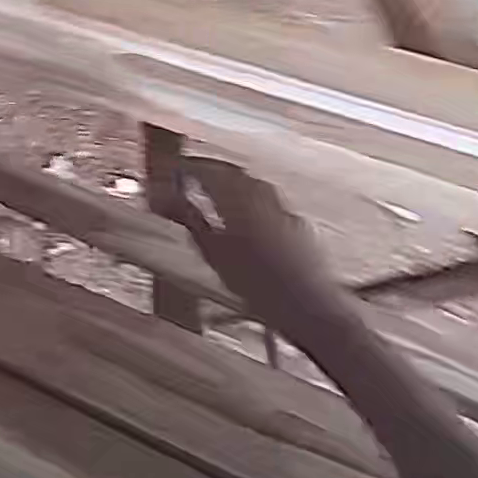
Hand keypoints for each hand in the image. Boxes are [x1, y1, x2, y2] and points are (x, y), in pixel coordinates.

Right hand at [175, 158, 347, 321]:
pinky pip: (271, 202)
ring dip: (232, 182)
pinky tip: (244, 213)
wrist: (310, 309)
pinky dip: (251, 199)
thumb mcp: (210, 250)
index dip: (186, 167)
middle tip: (190, 175)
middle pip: (235, 174)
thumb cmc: (257, 283)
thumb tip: (166, 199)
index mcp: (239, 202)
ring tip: (214, 191)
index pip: (208, 171)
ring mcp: (286, 214)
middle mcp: (265, 201)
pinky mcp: (299, 228)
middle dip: (210, 170)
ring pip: (255, 185)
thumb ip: (189, 218)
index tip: (172, 169)